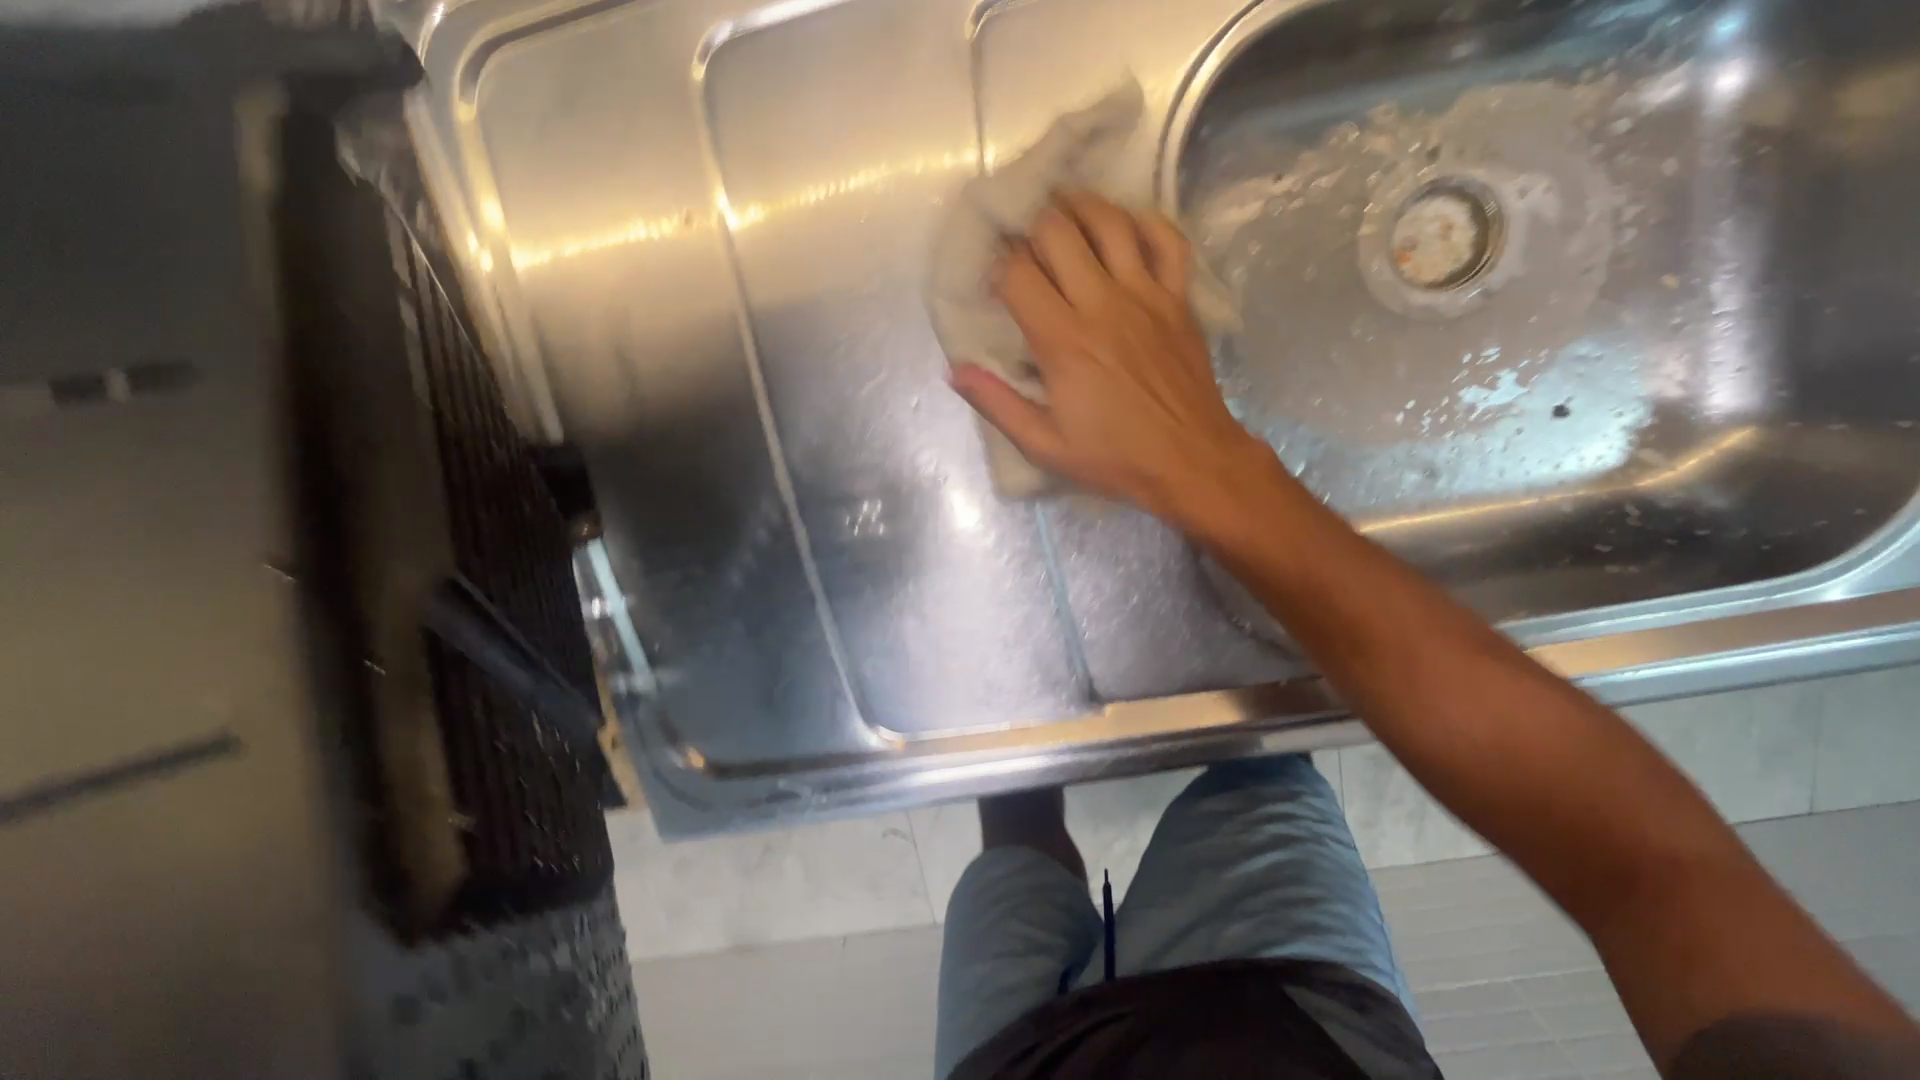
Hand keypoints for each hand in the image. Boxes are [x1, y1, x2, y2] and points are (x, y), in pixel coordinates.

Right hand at [950, 192, 1278, 526]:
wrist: (1192, 462)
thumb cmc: (1115, 458)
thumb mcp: (1044, 445)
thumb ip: (997, 404)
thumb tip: (954, 370)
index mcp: (1062, 340)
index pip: (1016, 273)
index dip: (996, 263)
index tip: (991, 276)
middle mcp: (1102, 303)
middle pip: (1057, 231)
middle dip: (1031, 224)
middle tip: (1023, 235)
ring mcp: (1145, 295)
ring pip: (1111, 223)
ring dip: (1080, 207)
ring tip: (1063, 208)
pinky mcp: (1178, 299)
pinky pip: (1167, 241)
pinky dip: (1145, 223)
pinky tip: (1126, 226)